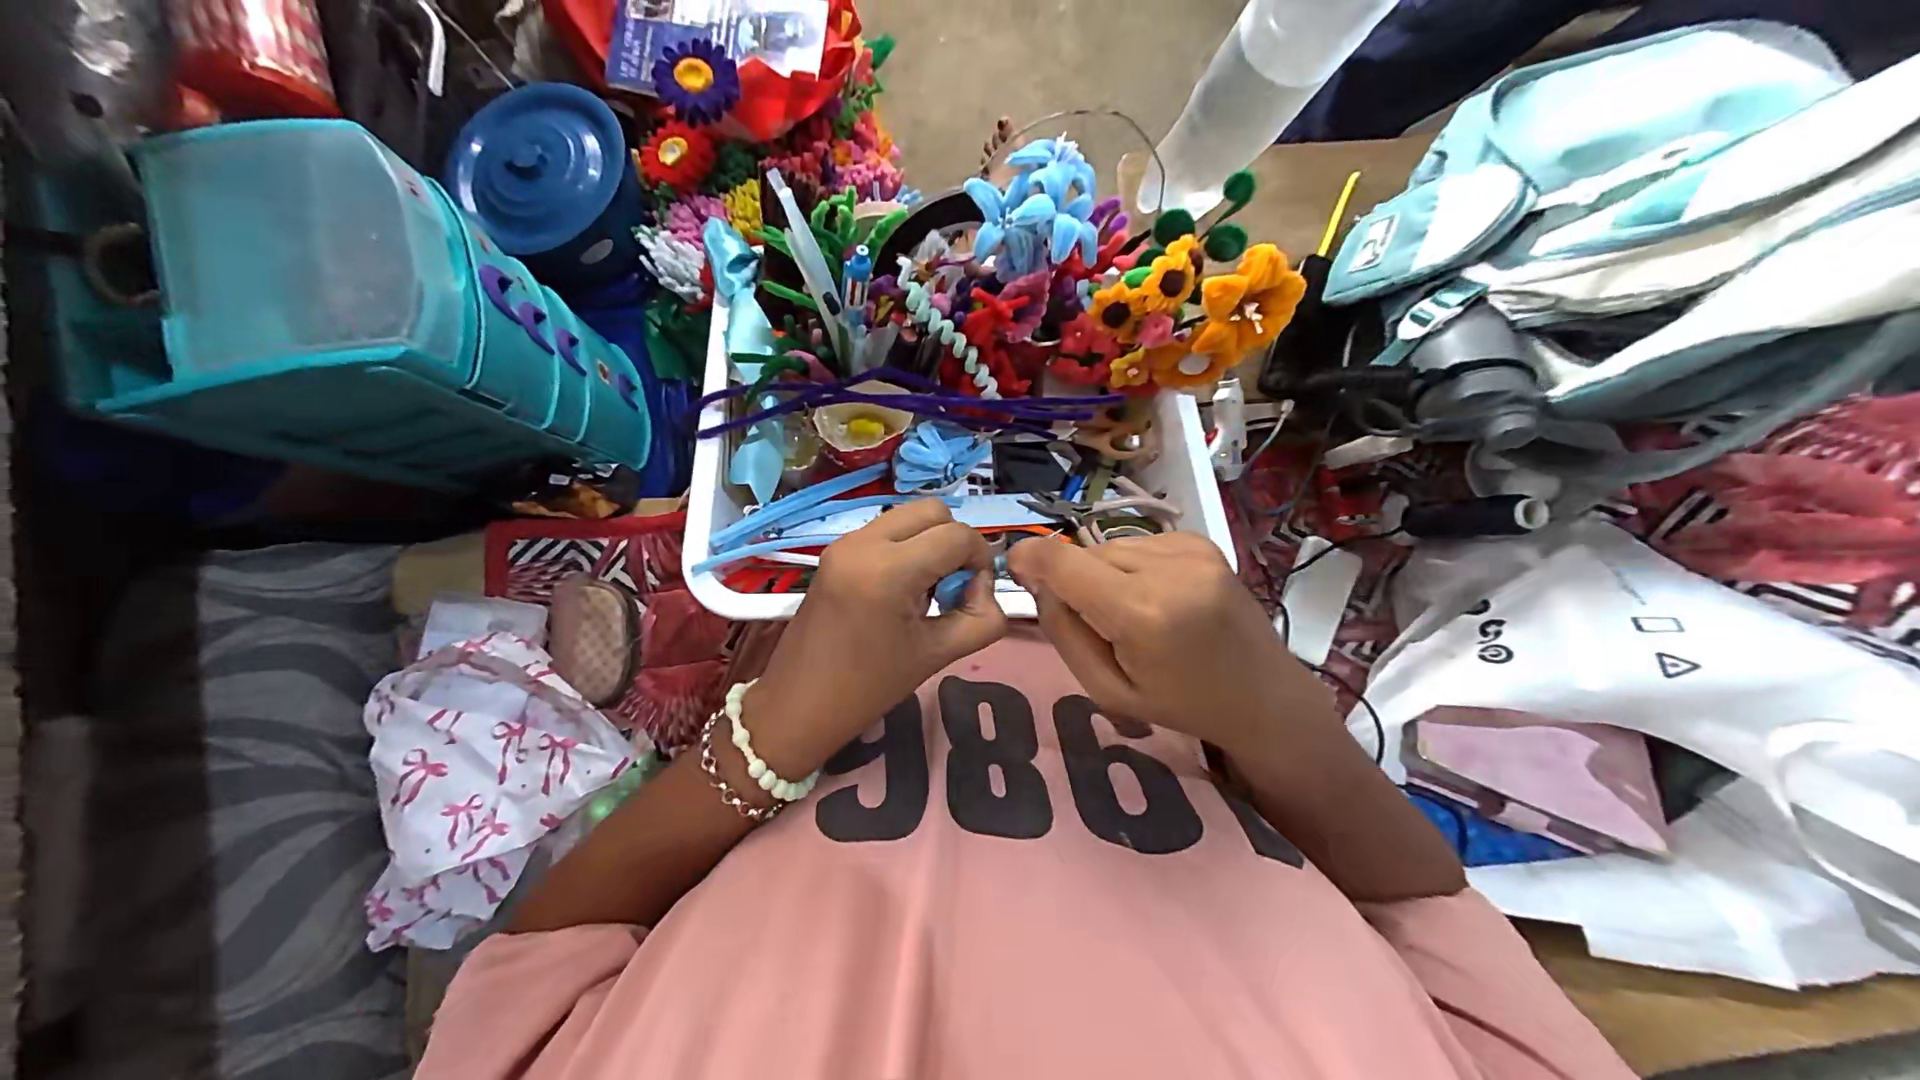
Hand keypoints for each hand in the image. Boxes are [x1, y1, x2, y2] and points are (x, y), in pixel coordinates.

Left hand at [744, 500, 1008, 776]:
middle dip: (955, 542)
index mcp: (889, 570)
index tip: (974, 595)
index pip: (958, 536)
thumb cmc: (870, 687)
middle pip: (934, 510)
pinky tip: (901, 589)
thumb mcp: (939, 655)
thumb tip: (984, 587)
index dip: (980, 560)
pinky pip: (886, 530)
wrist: (800, 703)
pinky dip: (907, 547)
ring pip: (909, 516)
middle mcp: (864, 543)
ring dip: (930, 542)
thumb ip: (982, 618)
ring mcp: (845, 542)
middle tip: (952, 586)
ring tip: (925, 589)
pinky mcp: (835, 549)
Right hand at [1006, 531, 1340, 757]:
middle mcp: (1167, 568)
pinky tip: (1158, 597)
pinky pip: (1139, 544)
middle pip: (1084, 555)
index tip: (1017, 570)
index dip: (1028, 558)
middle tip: (1100, 623)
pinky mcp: (1203, 542)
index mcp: (1141, 612)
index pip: (1061, 560)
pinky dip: (1134, 566)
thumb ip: (1063, 633)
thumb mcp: (1107, 690)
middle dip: (1075, 582)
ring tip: (1135, 613)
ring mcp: (1190, 549)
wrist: (1263, 695)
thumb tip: (1039, 582)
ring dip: (1105, 573)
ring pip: (1110, 546)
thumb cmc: (1182, 704)